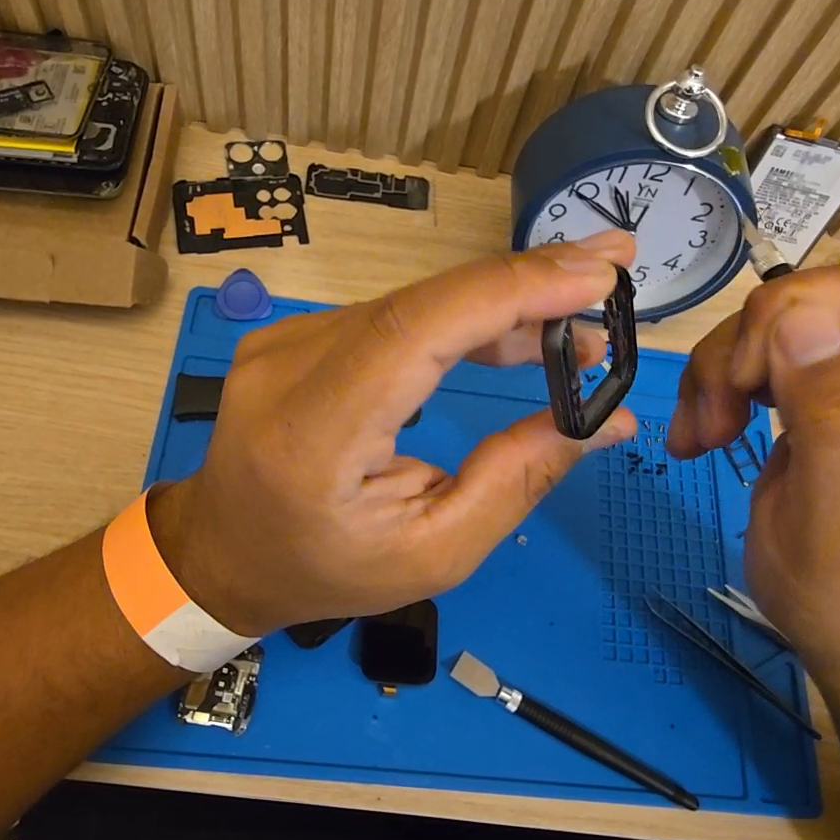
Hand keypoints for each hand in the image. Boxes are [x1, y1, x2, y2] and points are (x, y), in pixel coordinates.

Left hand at [147, 233, 640, 635]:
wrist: (224, 552)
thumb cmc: (326, 569)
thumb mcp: (433, 552)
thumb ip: (517, 480)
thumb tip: (607, 421)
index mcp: (314, 433)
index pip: (418, 331)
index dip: (510, 292)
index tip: (595, 278)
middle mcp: (290, 367)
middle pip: (422, 303)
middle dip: (527, 281)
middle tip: (615, 269)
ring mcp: (285, 342)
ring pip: (414, 303)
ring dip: (502, 303)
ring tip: (581, 317)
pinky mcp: (296, 337)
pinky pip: (393, 316)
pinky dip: (461, 319)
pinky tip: (517, 332)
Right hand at [666, 262, 839, 695]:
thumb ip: (838, 423)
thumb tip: (798, 318)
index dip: (797, 314)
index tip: (740, 382)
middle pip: (824, 304)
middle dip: (748, 350)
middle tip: (712, 422)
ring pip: (782, 325)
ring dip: (724, 371)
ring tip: (702, 437)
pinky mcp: (834, 400)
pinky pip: (766, 357)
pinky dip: (720, 386)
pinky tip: (704, 434)